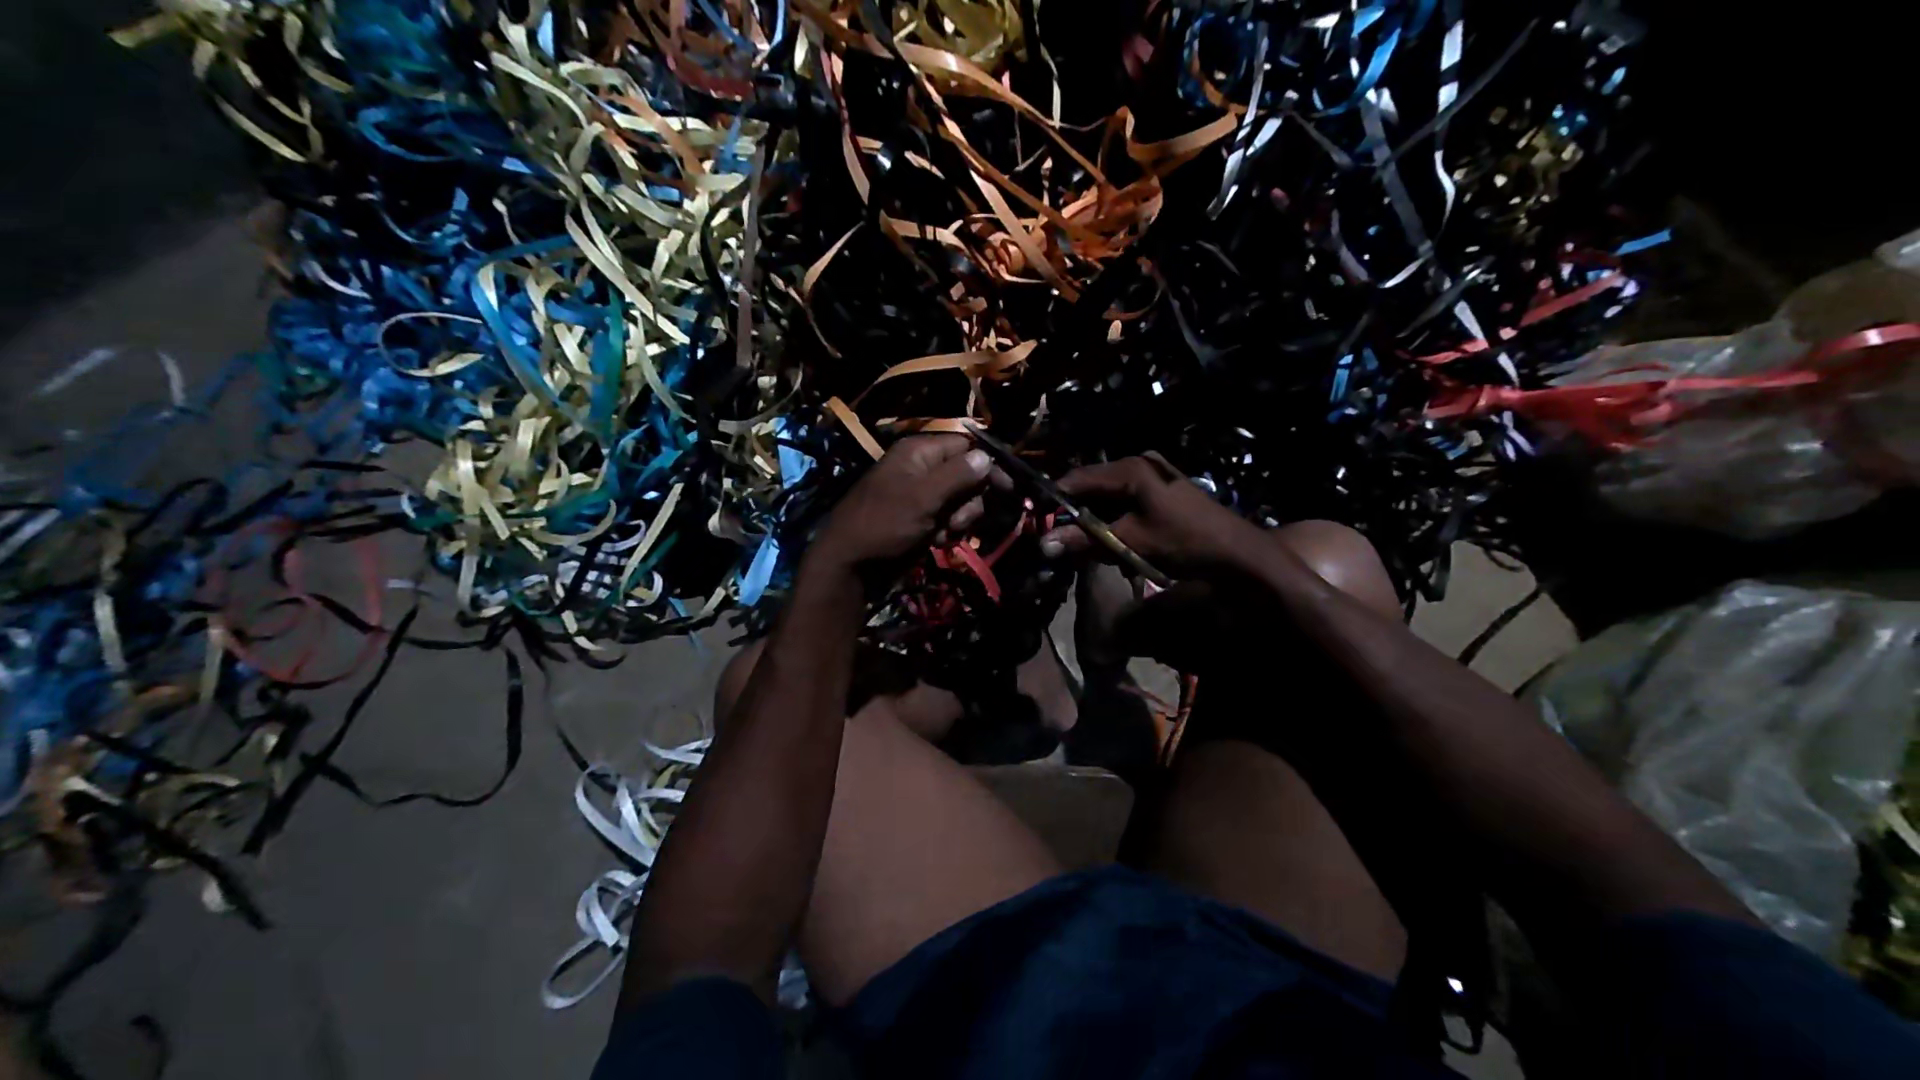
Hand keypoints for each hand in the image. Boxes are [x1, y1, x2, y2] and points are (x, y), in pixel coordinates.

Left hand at [811, 434, 994, 573]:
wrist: (852, 565)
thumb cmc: (884, 524)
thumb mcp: (923, 497)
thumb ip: (957, 475)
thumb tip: (986, 457)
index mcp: (919, 452)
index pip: (966, 445)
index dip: (988, 465)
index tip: (1007, 488)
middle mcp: (923, 468)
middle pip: (969, 475)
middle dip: (970, 500)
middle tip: (957, 520)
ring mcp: (923, 495)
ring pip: (962, 501)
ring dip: (960, 519)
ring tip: (943, 534)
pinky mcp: (923, 518)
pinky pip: (950, 519)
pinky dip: (948, 531)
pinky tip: (936, 542)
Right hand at [1037, 454, 1260, 575]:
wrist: (1237, 553)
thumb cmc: (1184, 542)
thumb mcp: (1130, 542)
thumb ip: (1085, 541)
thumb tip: (1042, 544)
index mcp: (1130, 469)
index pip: (1077, 478)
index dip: (1054, 500)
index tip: (1036, 521)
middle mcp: (1139, 463)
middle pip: (1092, 487)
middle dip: (1078, 517)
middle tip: (1065, 542)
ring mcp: (1152, 475)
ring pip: (1108, 497)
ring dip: (1098, 524)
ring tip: (1095, 549)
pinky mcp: (1161, 490)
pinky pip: (1125, 502)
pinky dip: (1116, 522)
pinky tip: (1119, 545)